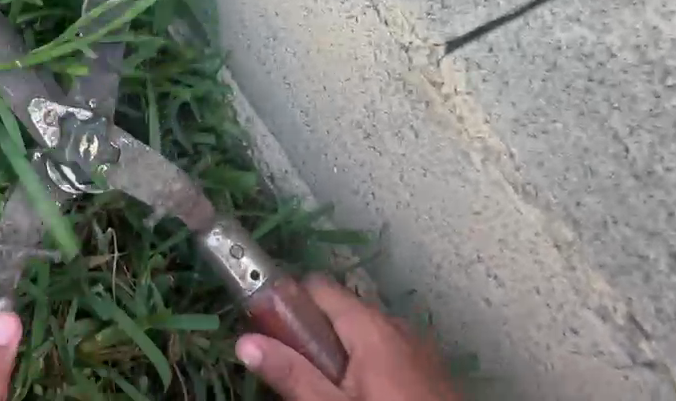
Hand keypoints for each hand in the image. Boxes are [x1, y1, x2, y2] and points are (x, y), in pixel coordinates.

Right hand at [237, 277, 458, 400]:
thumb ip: (291, 375)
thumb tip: (243, 342)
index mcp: (371, 326)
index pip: (316, 286)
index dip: (289, 304)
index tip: (272, 334)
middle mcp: (396, 325)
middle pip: (339, 312)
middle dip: (315, 338)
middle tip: (304, 379)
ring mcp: (418, 348)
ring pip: (363, 337)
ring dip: (342, 357)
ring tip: (335, 396)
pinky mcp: (431, 372)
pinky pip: (388, 355)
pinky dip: (369, 369)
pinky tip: (368, 400)